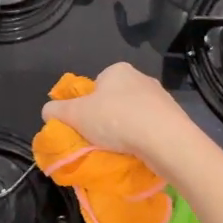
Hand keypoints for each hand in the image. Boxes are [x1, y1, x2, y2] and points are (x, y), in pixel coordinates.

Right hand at [40, 62, 192, 160]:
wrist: (166, 140)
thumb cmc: (117, 119)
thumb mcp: (76, 114)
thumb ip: (57, 110)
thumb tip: (48, 111)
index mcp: (117, 70)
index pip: (95, 86)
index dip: (87, 106)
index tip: (86, 126)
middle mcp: (141, 78)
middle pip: (114, 100)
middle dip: (107, 118)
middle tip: (100, 140)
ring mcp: (161, 98)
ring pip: (134, 115)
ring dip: (126, 130)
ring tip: (119, 150)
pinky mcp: (174, 118)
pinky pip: (150, 128)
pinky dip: (143, 139)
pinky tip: (138, 153)